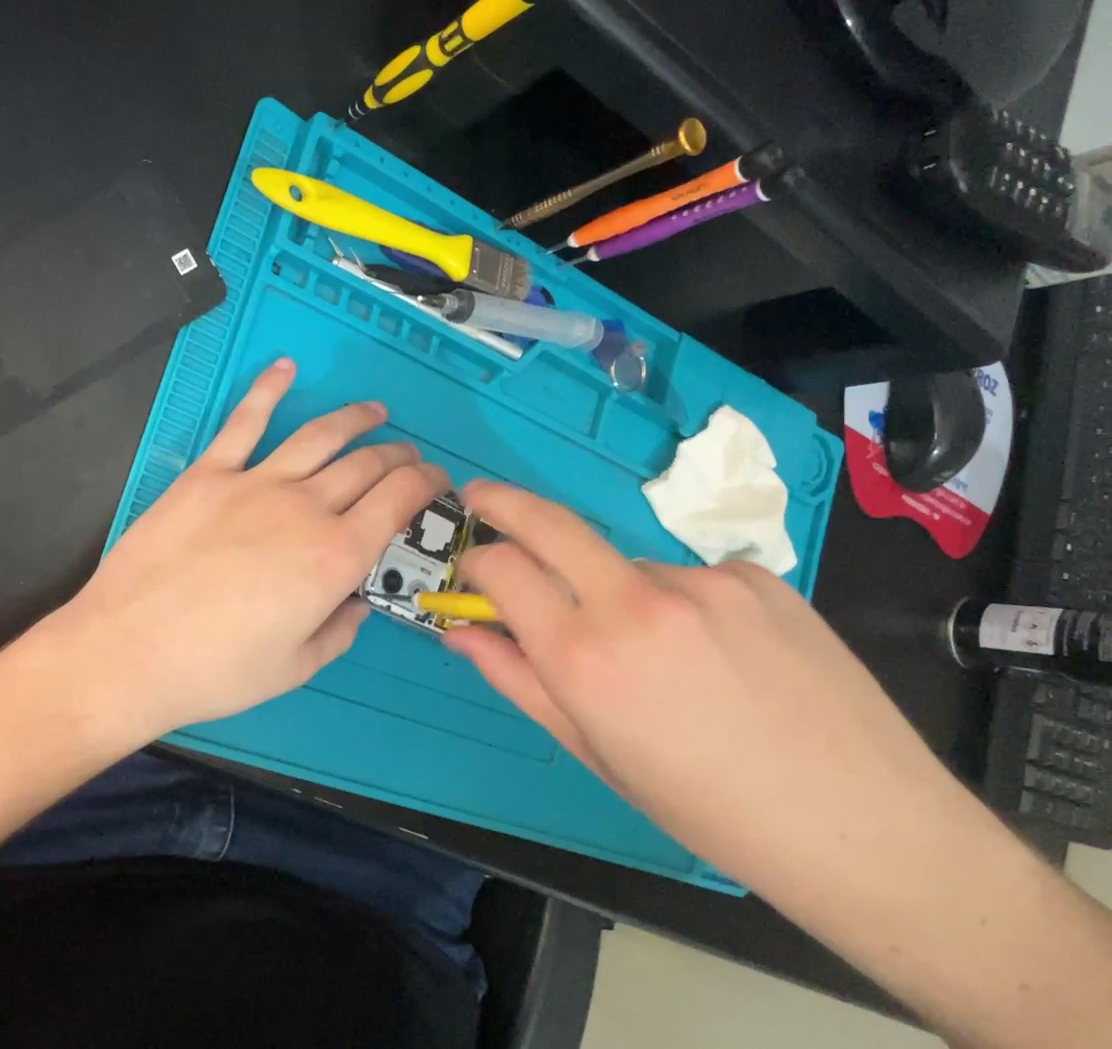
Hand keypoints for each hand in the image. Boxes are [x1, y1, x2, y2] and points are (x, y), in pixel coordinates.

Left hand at [56, 358, 446, 739]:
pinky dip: (267, 388)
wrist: (130, 650)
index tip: (435, 482)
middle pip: (366, 464)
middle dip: (398, 456)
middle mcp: (305, 508)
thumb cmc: (215, 671)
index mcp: (336, 557)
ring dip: (354, 419)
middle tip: (408, 456)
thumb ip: (339, 630)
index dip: (426, 484)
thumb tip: (359, 602)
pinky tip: (284, 368)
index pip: (399, 500)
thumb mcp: (296, 666)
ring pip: (318, 436)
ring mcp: (253, 483)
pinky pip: (244, 421)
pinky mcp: (205, 474)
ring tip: (374, 412)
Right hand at [442, 481, 957, 883]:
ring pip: (624, 564)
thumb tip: (460, 631)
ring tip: (658, 654)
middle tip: (480, 497)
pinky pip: (688, 577)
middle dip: (502, 502)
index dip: (474, 560)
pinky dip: (676, 600)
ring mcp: (703, 581)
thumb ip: (516, 678)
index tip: (470, 567)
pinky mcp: (758, 576)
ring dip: (610, 587)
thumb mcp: (591, 750)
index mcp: (583, 656)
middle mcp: (636, 602)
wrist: (860, 824)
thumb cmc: (701, 805)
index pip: (500, 568)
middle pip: (548, 523)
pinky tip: (715, 651)